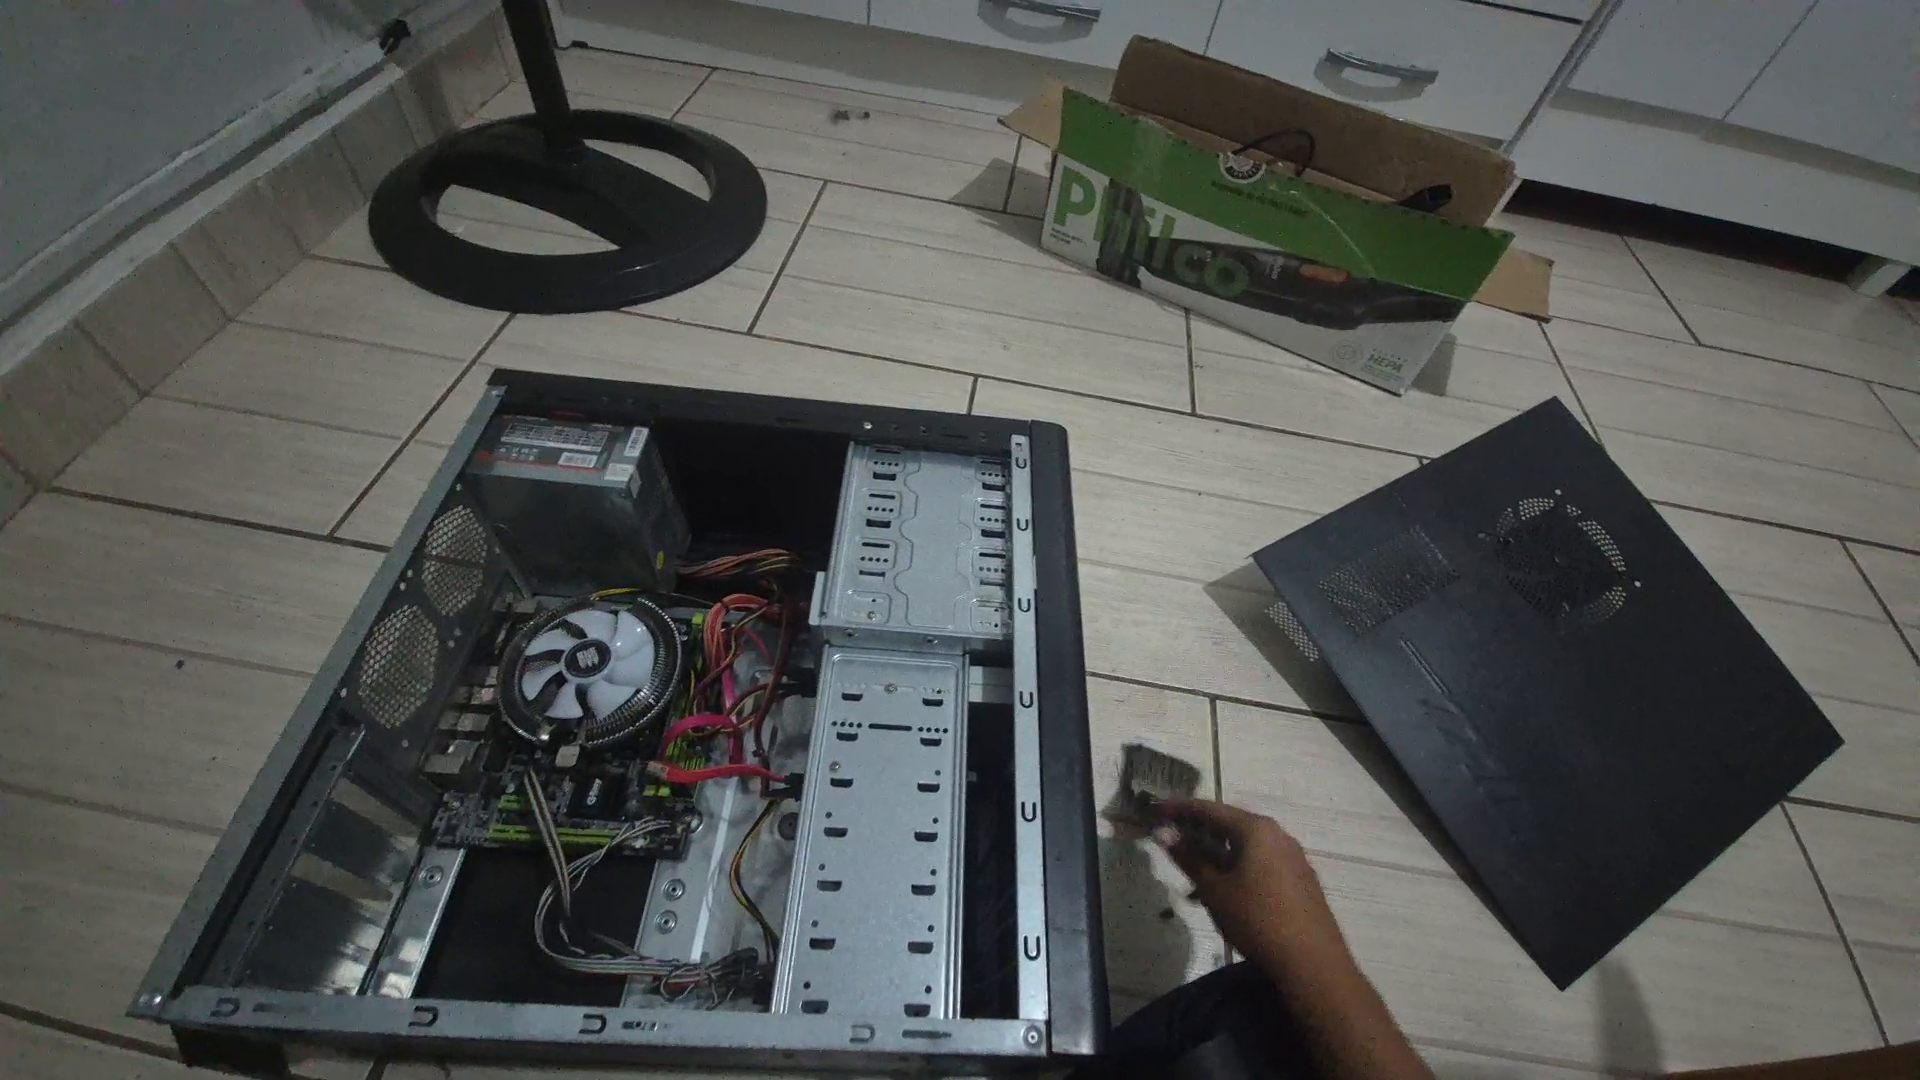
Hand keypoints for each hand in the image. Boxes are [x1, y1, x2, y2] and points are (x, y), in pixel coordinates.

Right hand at [1153, 797, 1340, 975]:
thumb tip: (1162, 833)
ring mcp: (1294, 857)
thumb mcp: (1214, 889)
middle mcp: (1277, 835)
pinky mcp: (1302, 880)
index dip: (1178, 809)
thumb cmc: (1257, 920)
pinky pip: (1262, 861)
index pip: (1209, 809)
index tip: (1155, 811)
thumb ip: (1189, 857)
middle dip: (1199, 831)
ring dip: (1219, 852)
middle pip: (1229, 824)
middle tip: (1173, 840)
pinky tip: (1229, 889)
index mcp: (1256, 829)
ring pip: (1246, 845)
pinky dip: (1239, 865)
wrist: (1314, 966)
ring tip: (1197, 872)